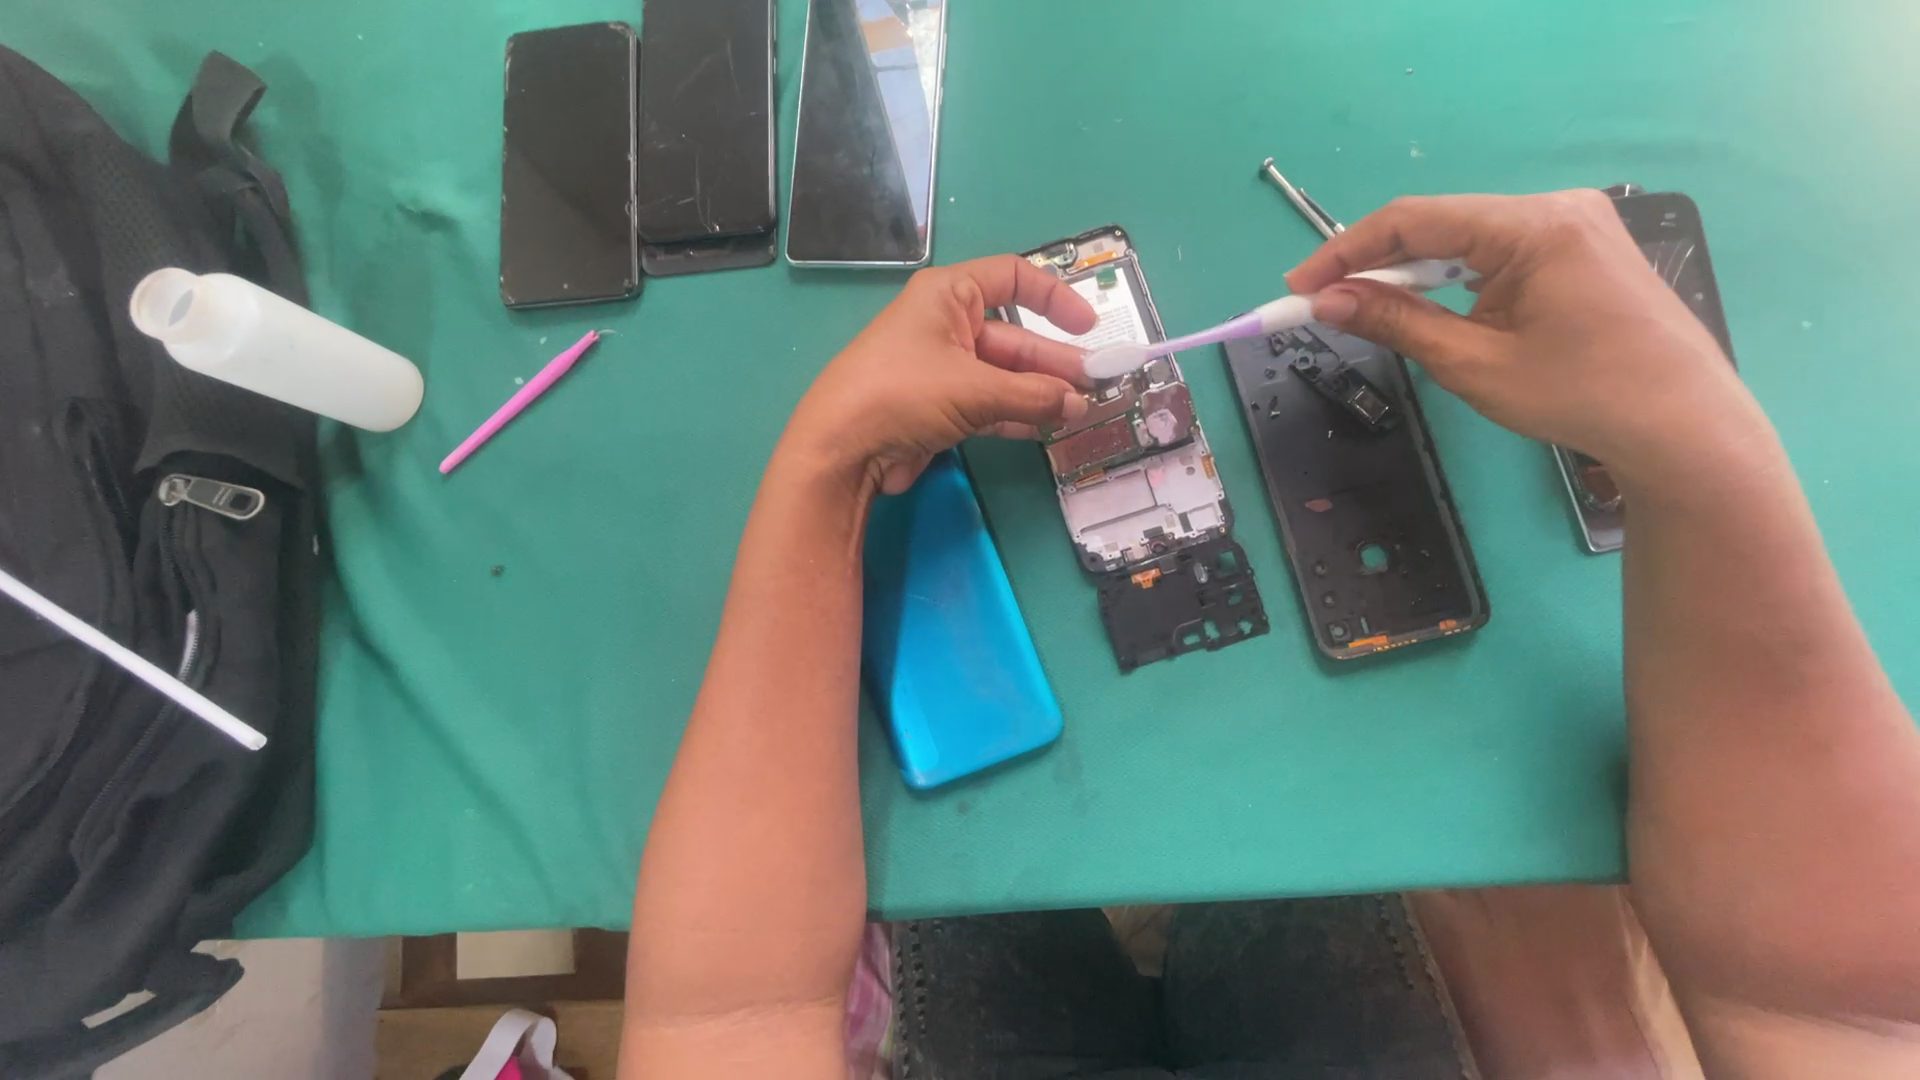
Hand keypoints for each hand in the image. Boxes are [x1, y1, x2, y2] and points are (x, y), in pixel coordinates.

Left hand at [780, 256, 1094, 495]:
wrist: (842, 449)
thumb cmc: (902, 393)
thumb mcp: (972, 389)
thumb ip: (1031, 396)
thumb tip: (1077, 405)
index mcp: (948, 296)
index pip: (1011, 278)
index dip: (1053, 297)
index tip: (1087, 326)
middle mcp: (947, 326)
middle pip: (1014, 337)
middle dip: (1053, 361)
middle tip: (1094, 385)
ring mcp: (943, 370)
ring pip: (1004, 376)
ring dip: (1040, 393)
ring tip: (1079, 410)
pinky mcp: (940, 409)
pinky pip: (990, 406)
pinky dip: (1017, 416)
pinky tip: (1047, 428)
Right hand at [1287, 191, 1769, 491]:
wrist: (1681, 424)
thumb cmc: (1576, 395)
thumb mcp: (1470, 362)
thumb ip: (1394, 322)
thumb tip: (1325, 302)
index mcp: (1533, 226)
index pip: (1413, 221)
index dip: (1344, 252)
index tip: (1296, 287)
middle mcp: (1553, 209)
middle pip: (1435, 225)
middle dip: (1370, 263)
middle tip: (1319, 303)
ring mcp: (1570, 227)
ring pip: (1460, 240)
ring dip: (1405, 273)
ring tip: (1358, 308)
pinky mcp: (1575, 250)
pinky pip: (1488, 254)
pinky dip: (1443, 280)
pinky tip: (1418, 305)